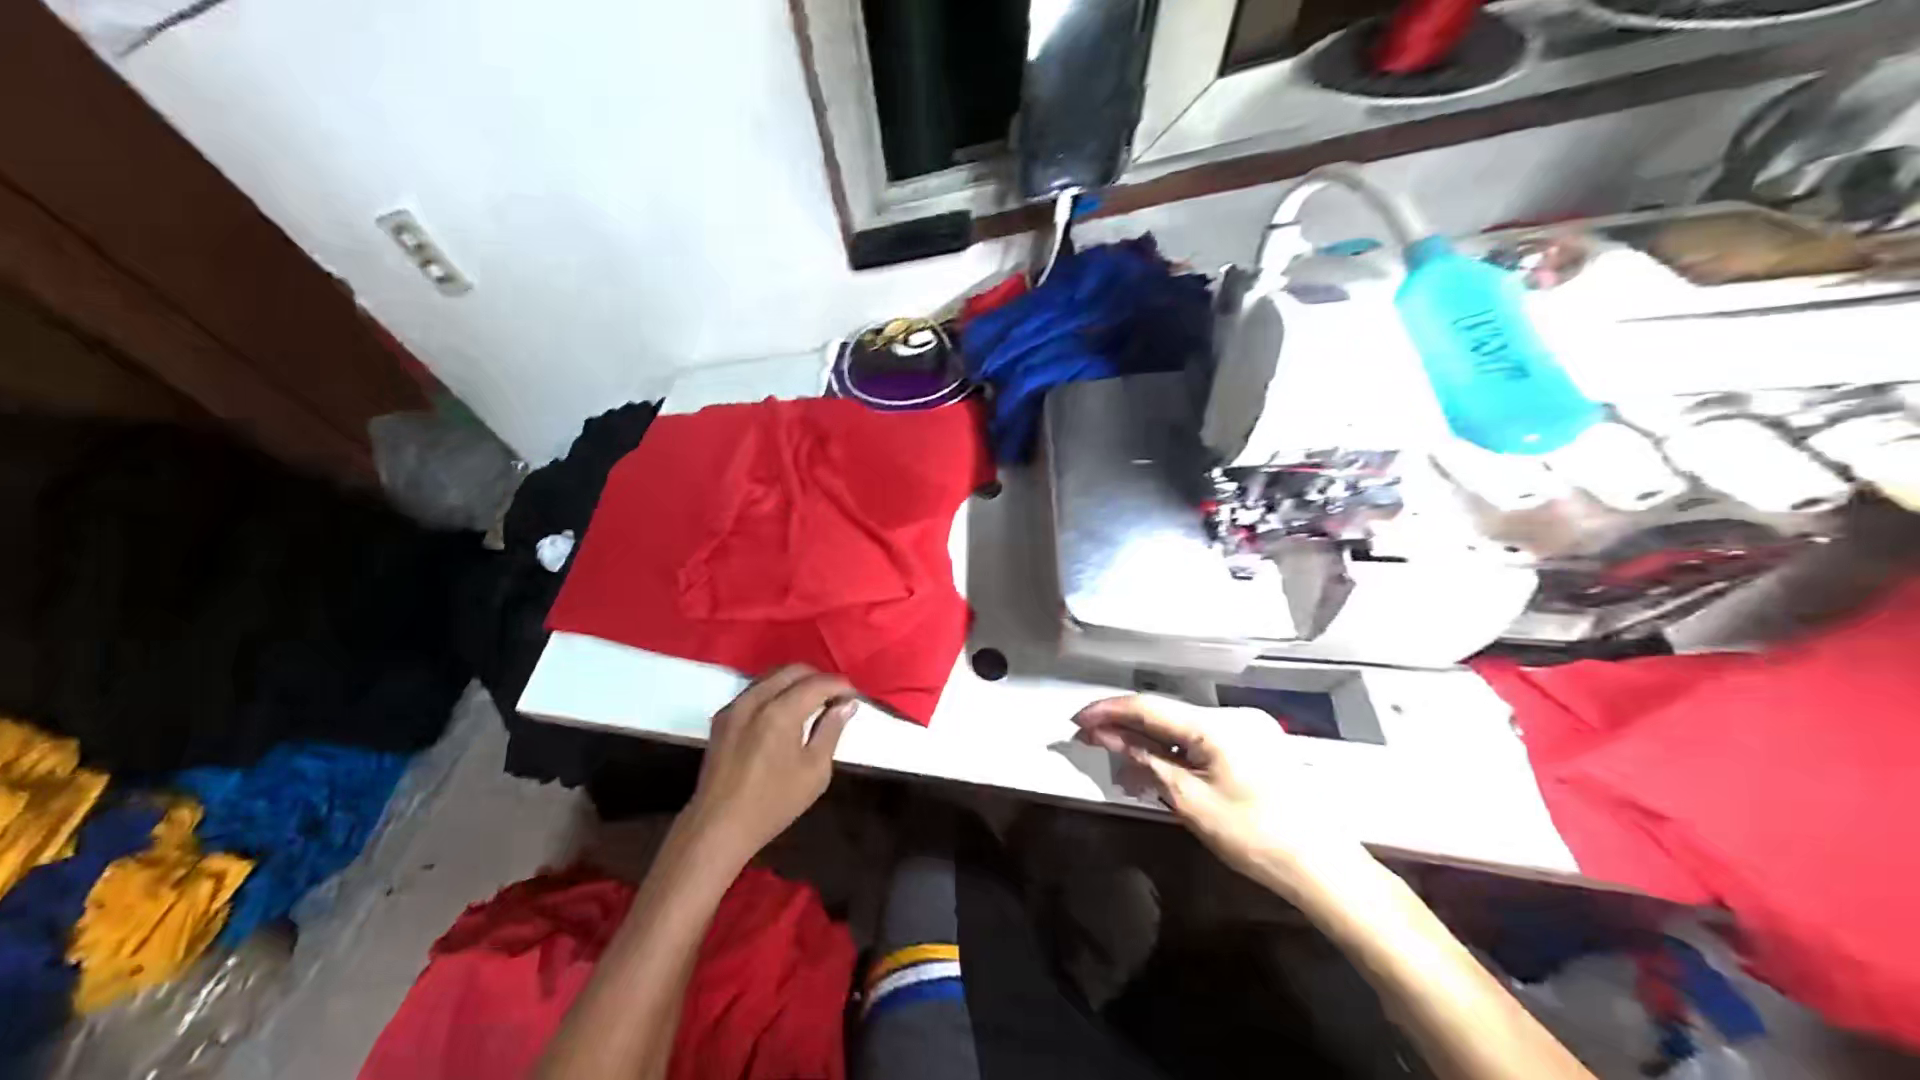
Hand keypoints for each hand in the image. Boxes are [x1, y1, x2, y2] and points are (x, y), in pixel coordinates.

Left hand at [682, 665, 857, 863]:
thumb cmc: (773, 803)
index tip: (853, 696)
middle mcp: (755, 700)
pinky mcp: (722, 717)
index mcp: (780, 712)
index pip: (817, 683)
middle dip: (818, 678)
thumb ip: (831, 731)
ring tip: (813, 702)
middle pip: (793, 670)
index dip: (840, 685)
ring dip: (796, 682)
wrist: (718, 826)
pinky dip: (775, 691)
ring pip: (771, 676)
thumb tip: (846, 705)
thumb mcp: (814, 771)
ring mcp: (734, 706)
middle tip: (836, 698)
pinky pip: (755, 690)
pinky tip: (785, 712)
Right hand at [1072, 695, 1372, 904]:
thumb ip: (1146, 761)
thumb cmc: (1253, 836)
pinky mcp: (1258, 746)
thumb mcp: (1189, 801)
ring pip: (1185, 729)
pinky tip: (1161, 770)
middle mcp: (1232, 716)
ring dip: (1151, 743)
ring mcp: (1249, 729)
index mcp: (1215, 724)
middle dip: (1127, 728)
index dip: (1108, 711)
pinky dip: (1178, 752)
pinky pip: (1205, 741)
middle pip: (1167, 715)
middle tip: (1092, 742)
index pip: (1149, 707)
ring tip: (1123, 766)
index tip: (1076, 721)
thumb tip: (1108, 736)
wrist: (1324, 867)